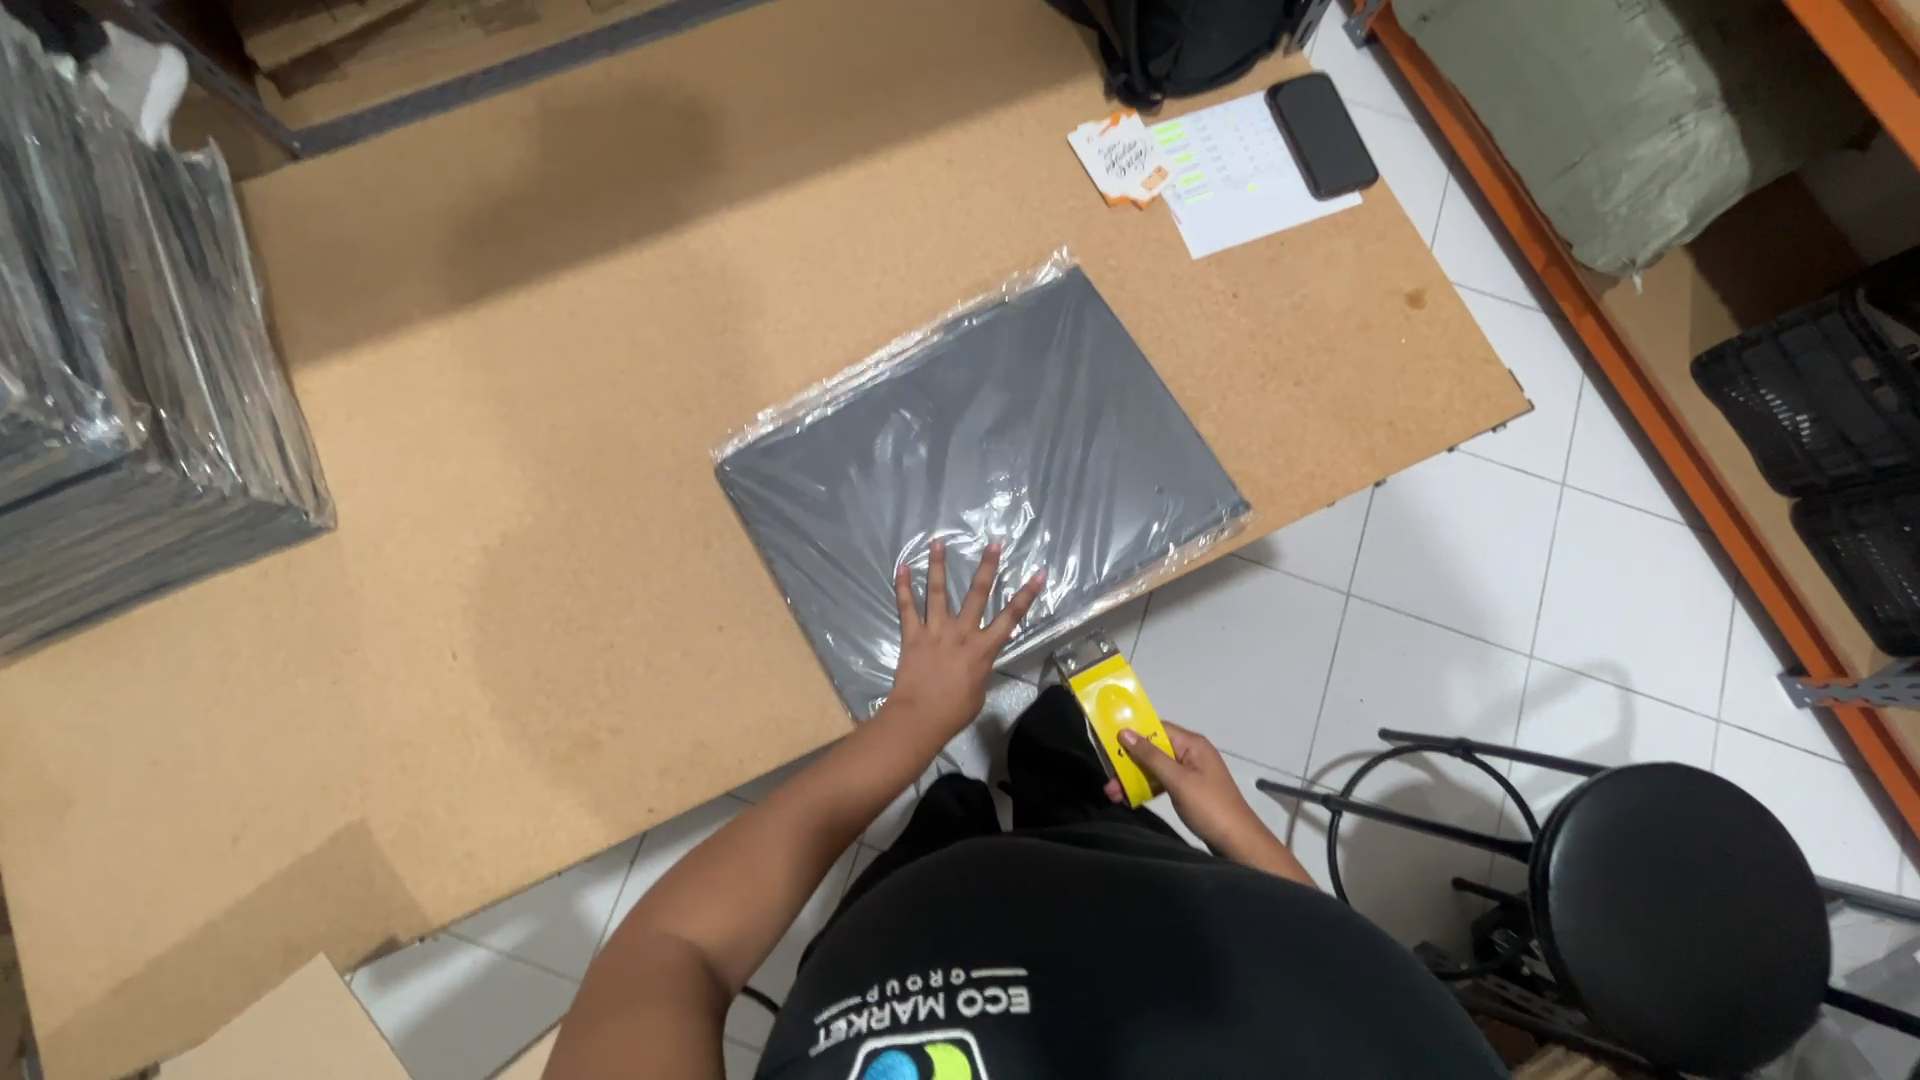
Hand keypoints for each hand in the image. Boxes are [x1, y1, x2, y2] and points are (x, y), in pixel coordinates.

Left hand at [882, 540, 1045, 737]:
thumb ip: (981, 670)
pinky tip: (901, 567)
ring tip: (938, 542)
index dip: (1027, 595)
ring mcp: (935, 631)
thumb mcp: (979, 691)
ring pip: (937, 591)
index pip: (1011, 617)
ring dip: (938, 565)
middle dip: (987, 566)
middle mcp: (961, 633)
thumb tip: (978, 661)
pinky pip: (906, 607)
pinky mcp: (912, 635)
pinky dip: (902, 587)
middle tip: (994, 542)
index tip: (1039, 573)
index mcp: (983, 649)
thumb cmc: (954, 712)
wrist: (919, 718)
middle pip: (977, 594)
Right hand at [1108, 722, 1313, 883]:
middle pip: (1153, 749)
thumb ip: (1150, 755)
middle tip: (1108, 780)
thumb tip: (1125, 731)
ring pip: (1155, 767)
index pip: (1156, 728)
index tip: (1109, 743)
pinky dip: (1146, 787)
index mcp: (1192, 743)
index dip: (1133, 733)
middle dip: (1129, 762)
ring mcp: (1190, 771)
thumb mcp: (1177, 780)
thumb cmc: (1208, 806)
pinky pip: (1162, 781)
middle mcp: (1191, 752)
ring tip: (1113, 794)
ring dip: (1133, 778)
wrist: (1238, 842)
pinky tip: (1130, 798)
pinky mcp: (1189, 789)